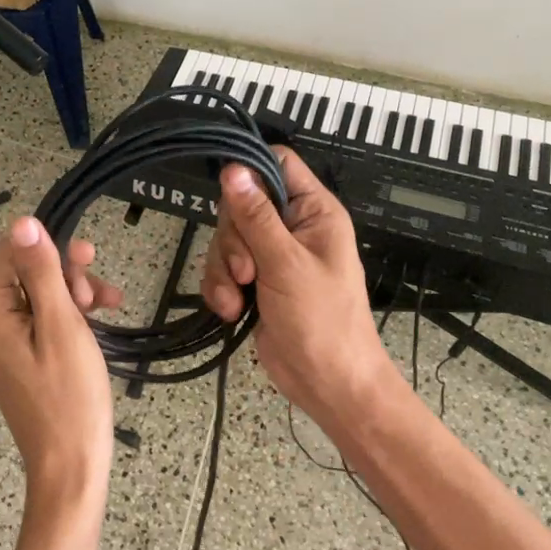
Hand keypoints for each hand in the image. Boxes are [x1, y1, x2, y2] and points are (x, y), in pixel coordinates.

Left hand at [0, 217, 116, 502]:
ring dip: (75, 292)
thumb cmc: (70, 397)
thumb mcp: (61, 326)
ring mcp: (6, 344)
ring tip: (108, 303)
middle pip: (25, 274)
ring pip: (40, 295)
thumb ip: (41, 272)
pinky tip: (103, 316)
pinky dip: (72, 315)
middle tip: (98, 290)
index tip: (85, 256)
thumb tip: (22, 221)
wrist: (71, 468)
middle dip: (65, 272)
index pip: (9, 255)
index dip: (47, 247)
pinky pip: (44, 321)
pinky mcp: (24, 359)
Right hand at [201, 147, 393, 421]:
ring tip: (238, 298)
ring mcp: (272, 255)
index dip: (251, 170)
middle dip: (233, 239)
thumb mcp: (286, 264)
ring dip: (224, 270)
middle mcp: (292, 226)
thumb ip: (256, 216)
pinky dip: (221, 288)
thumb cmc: (323, 321)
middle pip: (242, 203)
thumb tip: (233, 168)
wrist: (329, 385)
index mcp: (314, 211)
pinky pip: (223, 267)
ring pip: (227, 238)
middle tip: (246, 269)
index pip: (278, 163)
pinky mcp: (254, 281)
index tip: (230, 195)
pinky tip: (232, 310)